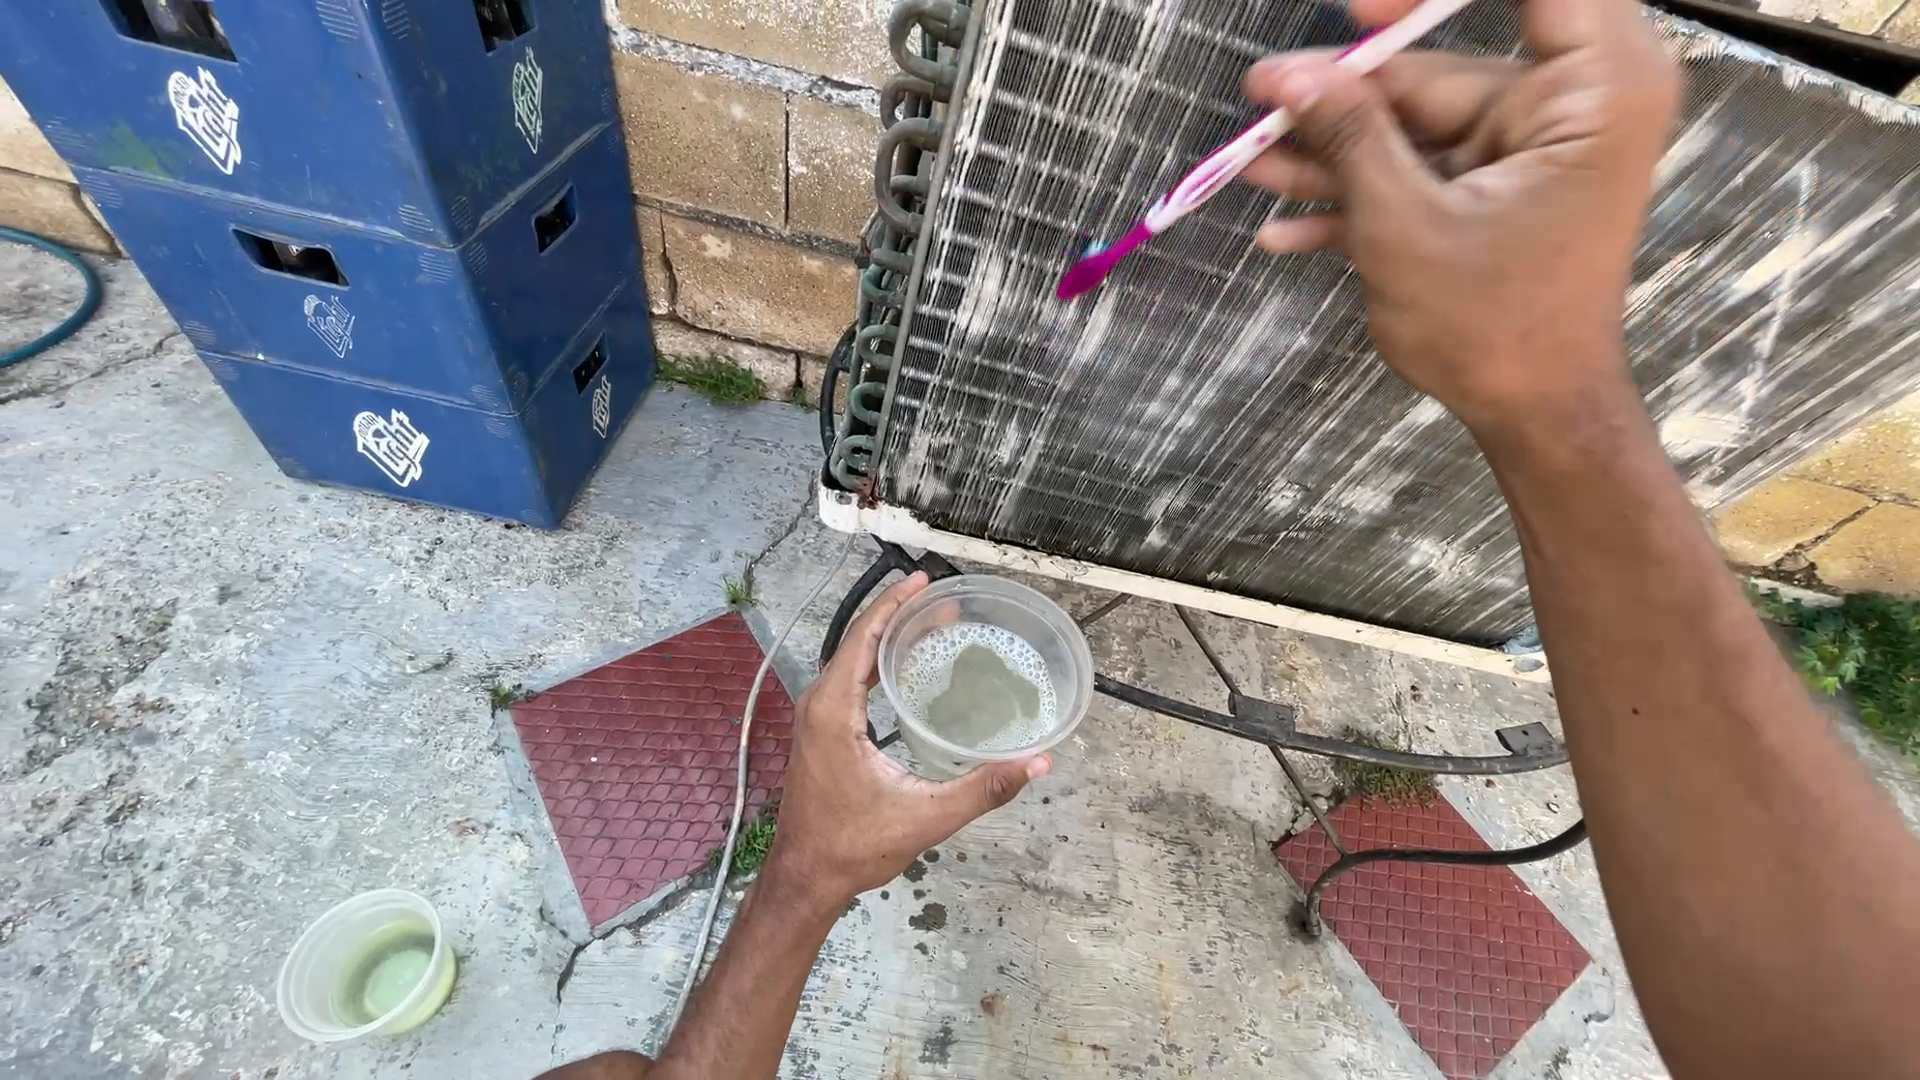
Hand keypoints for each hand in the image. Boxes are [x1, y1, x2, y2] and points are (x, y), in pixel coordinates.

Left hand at [765, 572, 1049, 904]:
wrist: (806, 877)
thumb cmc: (855, 846)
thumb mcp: (925, 817)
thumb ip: (982, 789)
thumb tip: (1037, 763)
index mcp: (834, 710)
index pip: (863, 637)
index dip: (893, 604)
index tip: (924, 580)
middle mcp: (819, 703)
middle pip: (859, 640)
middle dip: (900, 614)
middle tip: (945, 602)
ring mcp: (816, 716)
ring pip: (852, 658)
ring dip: (889, 636)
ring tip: (933, 624)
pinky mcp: (820, 729)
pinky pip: (849, 678)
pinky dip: (877, 661)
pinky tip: (906, 667)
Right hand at [1240, 0, 1678, 435]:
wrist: (1524, 408)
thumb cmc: (1487, 321)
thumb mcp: (1405, 226)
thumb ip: (1351, 142)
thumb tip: (1292, 77)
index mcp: (1588, 88)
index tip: (1353, 7)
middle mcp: (1559, 107)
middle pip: (1429, 78)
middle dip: (1338, 101)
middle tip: (1256, 99)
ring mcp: (1513, 158)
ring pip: (1403, 137)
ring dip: (1325, 158)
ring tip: (1244, 164)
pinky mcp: (1478, 199)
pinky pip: (1407, 183)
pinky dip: (1348, 205)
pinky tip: (1281, 231)